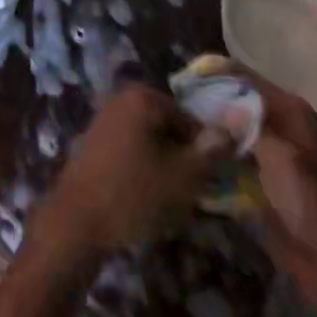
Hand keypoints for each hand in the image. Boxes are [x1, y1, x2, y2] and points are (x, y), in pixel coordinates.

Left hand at [34, 84, 233, 250]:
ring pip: (149, 139)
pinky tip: (143, 193)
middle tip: (187, 190)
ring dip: (163, 163)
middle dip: (181, 155)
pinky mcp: (94, 139)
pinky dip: (142, 166)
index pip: (190, 119)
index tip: (206, 180)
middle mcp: (120, 98)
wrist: (77, 219)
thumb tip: (238, 118)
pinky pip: (130, 147)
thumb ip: (212, 148)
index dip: (203, 150)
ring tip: (166, 196)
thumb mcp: (184, 175)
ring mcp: (104, 117)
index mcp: (142, 97)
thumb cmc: (135, 192)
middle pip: (168, 126)